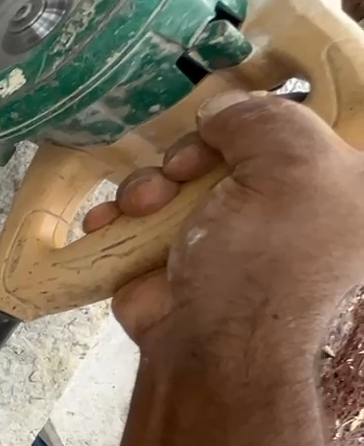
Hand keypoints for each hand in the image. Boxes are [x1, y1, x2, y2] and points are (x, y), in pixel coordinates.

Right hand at [85, 91, 363, 354]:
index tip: (226, 126)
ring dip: (143, 186)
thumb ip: (264, 121)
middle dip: (186, 155)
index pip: (297, 121)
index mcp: (339, 176)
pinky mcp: (165, 251)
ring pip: (169, 180)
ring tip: (137, 208)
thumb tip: (221, 106)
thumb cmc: (268, 256)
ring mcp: (217, 227)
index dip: (255, 115)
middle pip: (221, 147)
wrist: (210, 340)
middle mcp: (280, 198)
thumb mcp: (293, 169)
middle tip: (178, 173)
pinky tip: (106, 222)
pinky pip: (132, 218)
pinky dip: (113, 217)